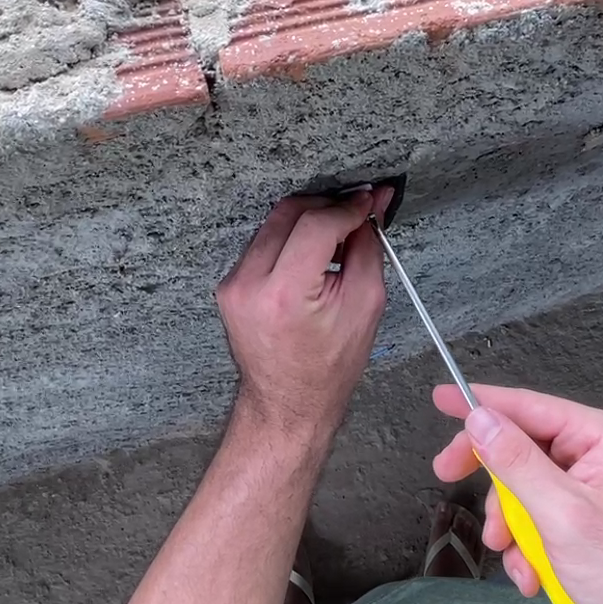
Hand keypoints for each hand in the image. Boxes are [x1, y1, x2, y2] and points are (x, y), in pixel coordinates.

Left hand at [216, 189, 392, 437]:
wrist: (288, 404)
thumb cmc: (330, 365)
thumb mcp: (366, 304)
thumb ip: (368, 247)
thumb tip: (373, 205)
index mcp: (285, 294)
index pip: (317, 224)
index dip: (349, 207)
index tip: (371, 200)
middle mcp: (249, 284)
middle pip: (290, 212)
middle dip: (328, 205)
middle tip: (357, 212)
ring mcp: (233, 284)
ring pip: (275, 222)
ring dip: (310, 219)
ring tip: (339, 236)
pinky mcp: (229, 285)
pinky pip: (264, 242)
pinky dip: (292, 238)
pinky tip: (314, 254)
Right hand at [433, 385, 602, 603]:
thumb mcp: (563, 515)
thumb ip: (516, 463)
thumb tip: (479, 418)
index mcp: (599, 435)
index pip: (527, 407)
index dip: (480, 402)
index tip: (439, 397)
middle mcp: (596, 453)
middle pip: (521, 448)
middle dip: (495, 481)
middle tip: (447, 478)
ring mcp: (591, 489)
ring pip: (524, 490)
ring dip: (513, 527)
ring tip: (517, 561)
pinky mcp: (587, 523)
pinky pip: (540, 520)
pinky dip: (530, 548)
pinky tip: (536, 577)